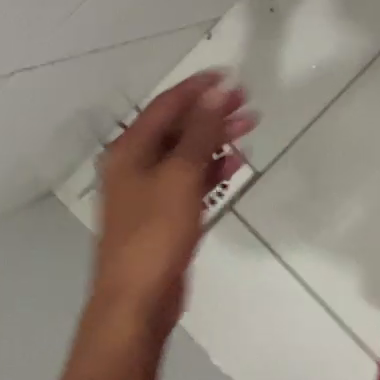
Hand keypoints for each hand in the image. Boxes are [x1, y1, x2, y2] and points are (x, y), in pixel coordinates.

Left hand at [92, 71, 255, 336]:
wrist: (136, 303)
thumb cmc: (155, 233)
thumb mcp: (181, 174)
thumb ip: (201, 131)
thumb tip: (216, 91)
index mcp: (130, 150)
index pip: (167, 105)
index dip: (198, 88)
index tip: (230, 76)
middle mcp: (135, 165)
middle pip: (178, 127)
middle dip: (212, 112)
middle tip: (247, 102)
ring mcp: (148, 192)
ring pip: (186, 152)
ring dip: (216, 138)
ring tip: (249, 128)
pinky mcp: (163, 215)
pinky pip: (190, 179)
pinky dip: (212, 168)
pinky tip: (235, 163)